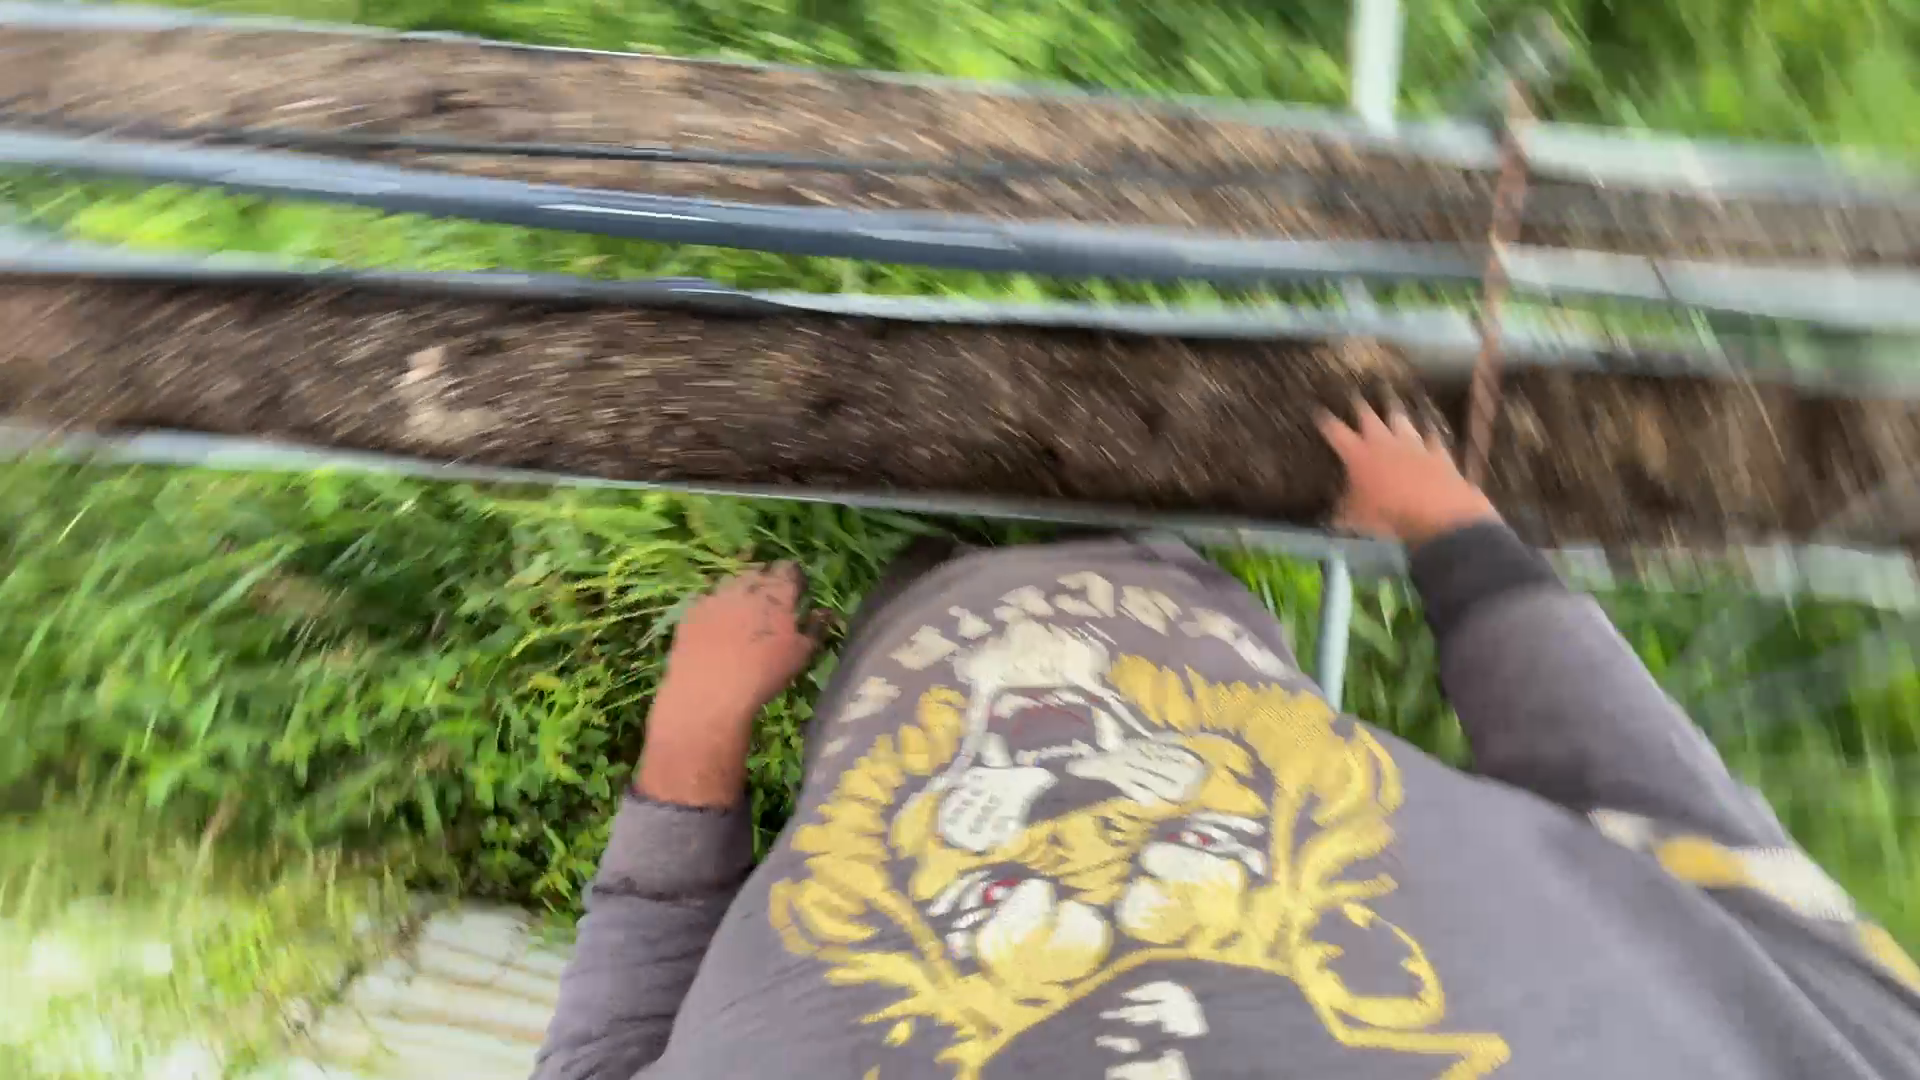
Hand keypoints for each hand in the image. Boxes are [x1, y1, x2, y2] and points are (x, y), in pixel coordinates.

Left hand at [637, 562, 822, 806]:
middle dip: (767, 578)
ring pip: (733, 579)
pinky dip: (716, 603)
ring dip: (741, 587)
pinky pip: (708, 596)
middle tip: (772, 597)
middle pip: (760, 570)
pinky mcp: (693, 608)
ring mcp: (717, 594)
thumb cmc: (764, 673)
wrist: (709, 690)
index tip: (797, 588)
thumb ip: (815, 628)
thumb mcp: (801, 654)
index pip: (790, 570)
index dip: (794, 576)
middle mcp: (747, 586)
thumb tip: (825, 612)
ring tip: (744, 605)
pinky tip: (718, 619)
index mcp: (778, 592)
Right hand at [1317, 402, 1501, 547]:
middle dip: (1359, 405)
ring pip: (1401, 420)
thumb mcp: (1354, 517)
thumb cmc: (1386, 512)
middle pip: (1368, 417)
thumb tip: (1330, 516)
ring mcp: (1413, 444)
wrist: (1436, 511)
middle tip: (1355, 394)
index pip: (1335, 432)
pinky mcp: (1438, 452)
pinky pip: (1432, 436)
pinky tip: (1430, 427)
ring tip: (1392, 402)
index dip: (1325, 420)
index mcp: (1357, 454)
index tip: (1318, 409)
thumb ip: (1342, 511)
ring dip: (1395, 412)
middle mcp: (1383, 443)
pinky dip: (1429, 431)